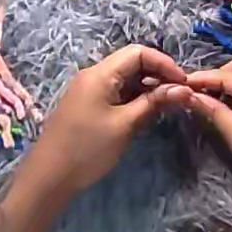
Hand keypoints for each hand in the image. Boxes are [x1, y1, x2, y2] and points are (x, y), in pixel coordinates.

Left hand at [29, 45, 190, 195]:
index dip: (164, 63)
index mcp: (100, 73)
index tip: (183, 83)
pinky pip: (116, 90)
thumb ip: (154, 102)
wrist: (48, 178)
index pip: (138, 52)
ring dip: (147, 86)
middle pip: (132, 62)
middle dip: (158, 74)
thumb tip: (184, 89)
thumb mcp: (125, 125)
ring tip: (167, 103)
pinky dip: (134, 96)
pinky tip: (147, 111)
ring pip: (125, 77)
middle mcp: (94, 75)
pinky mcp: (88, 104)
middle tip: (179, 94)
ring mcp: (89, 89)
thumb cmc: (87, 149)